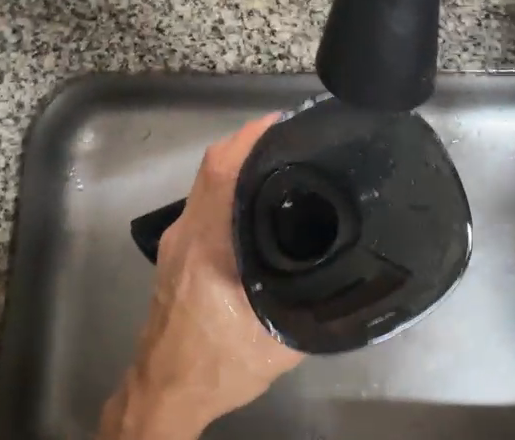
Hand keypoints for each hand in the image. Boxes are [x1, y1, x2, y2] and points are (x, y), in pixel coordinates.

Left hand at [99, 114, 303, 439]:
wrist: (166, 391)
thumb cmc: (218, 366)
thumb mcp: (277, 338)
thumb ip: (310, 300)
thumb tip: (348, 274)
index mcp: (208, 246)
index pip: (221, 171)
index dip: (249, 139)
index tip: (282, 124)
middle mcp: (187, 233)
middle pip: (213, 167)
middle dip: (250, 143)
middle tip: (291, 138)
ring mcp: (178, 239)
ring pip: (206, 182)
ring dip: (238, 164)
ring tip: (280, 161)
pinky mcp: (177, 250)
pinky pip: (204, 201)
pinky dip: (228, 187)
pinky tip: (256, 200)